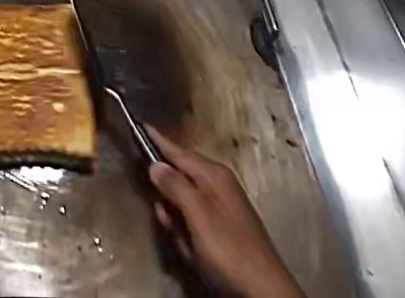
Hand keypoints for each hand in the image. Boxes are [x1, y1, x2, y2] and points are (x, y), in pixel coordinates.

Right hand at [146, 127, 304, 297]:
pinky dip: (188, 236)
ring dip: (177, 223)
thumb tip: (155, 164)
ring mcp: (221, 207)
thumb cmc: (228, 249)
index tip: (140, 125)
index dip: (157, 140)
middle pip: (178, 178)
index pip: (178, 150)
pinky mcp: (223, 230)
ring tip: (185, 243)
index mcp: (213, 174)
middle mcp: (218, 184)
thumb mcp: (197, 214)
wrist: (264, 292)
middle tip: (166, 218)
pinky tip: (194, 254)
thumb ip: (174, 185)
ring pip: (183, 204)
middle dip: (167, 198)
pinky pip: (193, 223)